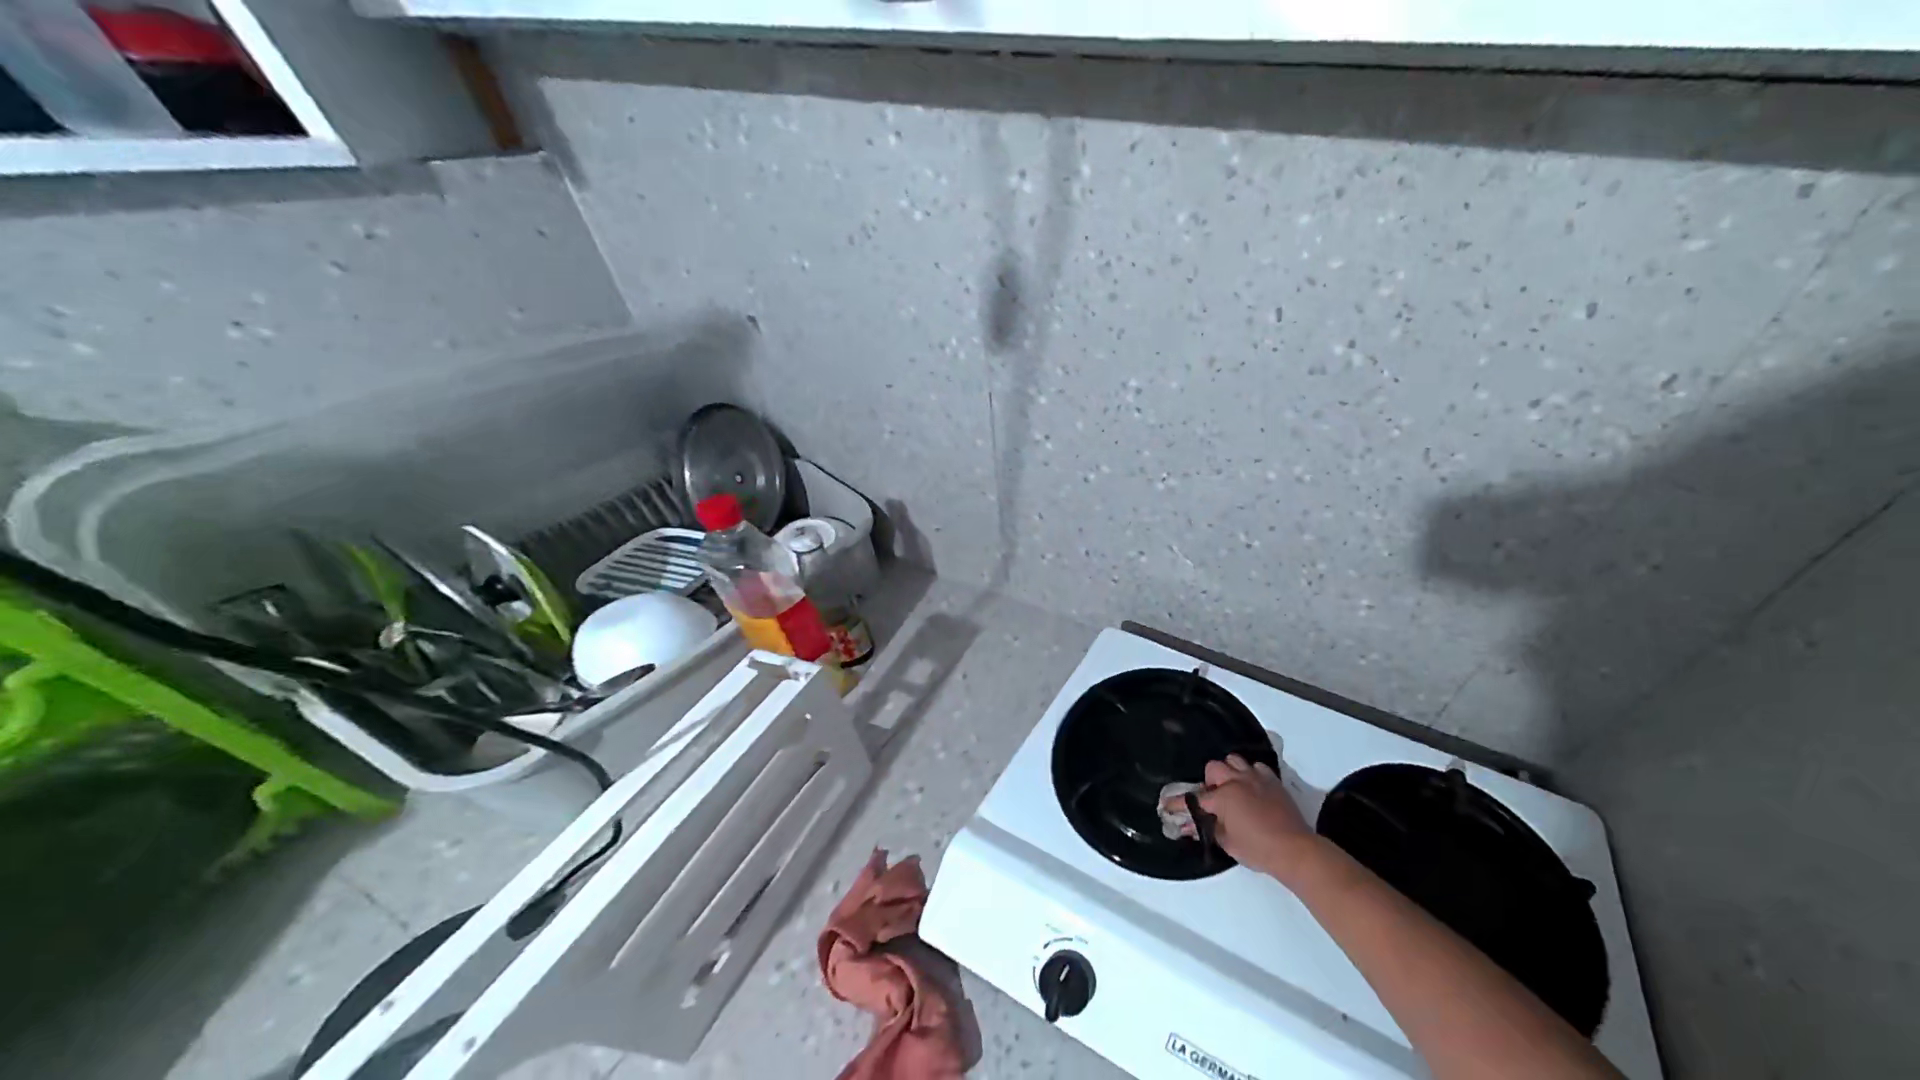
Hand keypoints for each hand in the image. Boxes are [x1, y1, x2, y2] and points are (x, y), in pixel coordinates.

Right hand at [1177, 754, 1318, 881]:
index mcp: (1222, 798)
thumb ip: (1207, 828)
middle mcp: (1236, 782)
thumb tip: (1191, 825)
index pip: (1194, 798)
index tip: (1167, 805)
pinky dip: (1250, 774)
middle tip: (1212, 797)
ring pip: (1234, 761)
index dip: (1178, 803)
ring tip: (1232, 788)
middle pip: (1213, 768)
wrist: (1296, 850)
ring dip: (1229, 772)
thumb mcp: (1227, 843)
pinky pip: (1256, 768)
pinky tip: (1252, 788)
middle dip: (1209, 781)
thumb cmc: (1259, 850)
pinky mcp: (1273, 781)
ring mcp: (1256, 779)